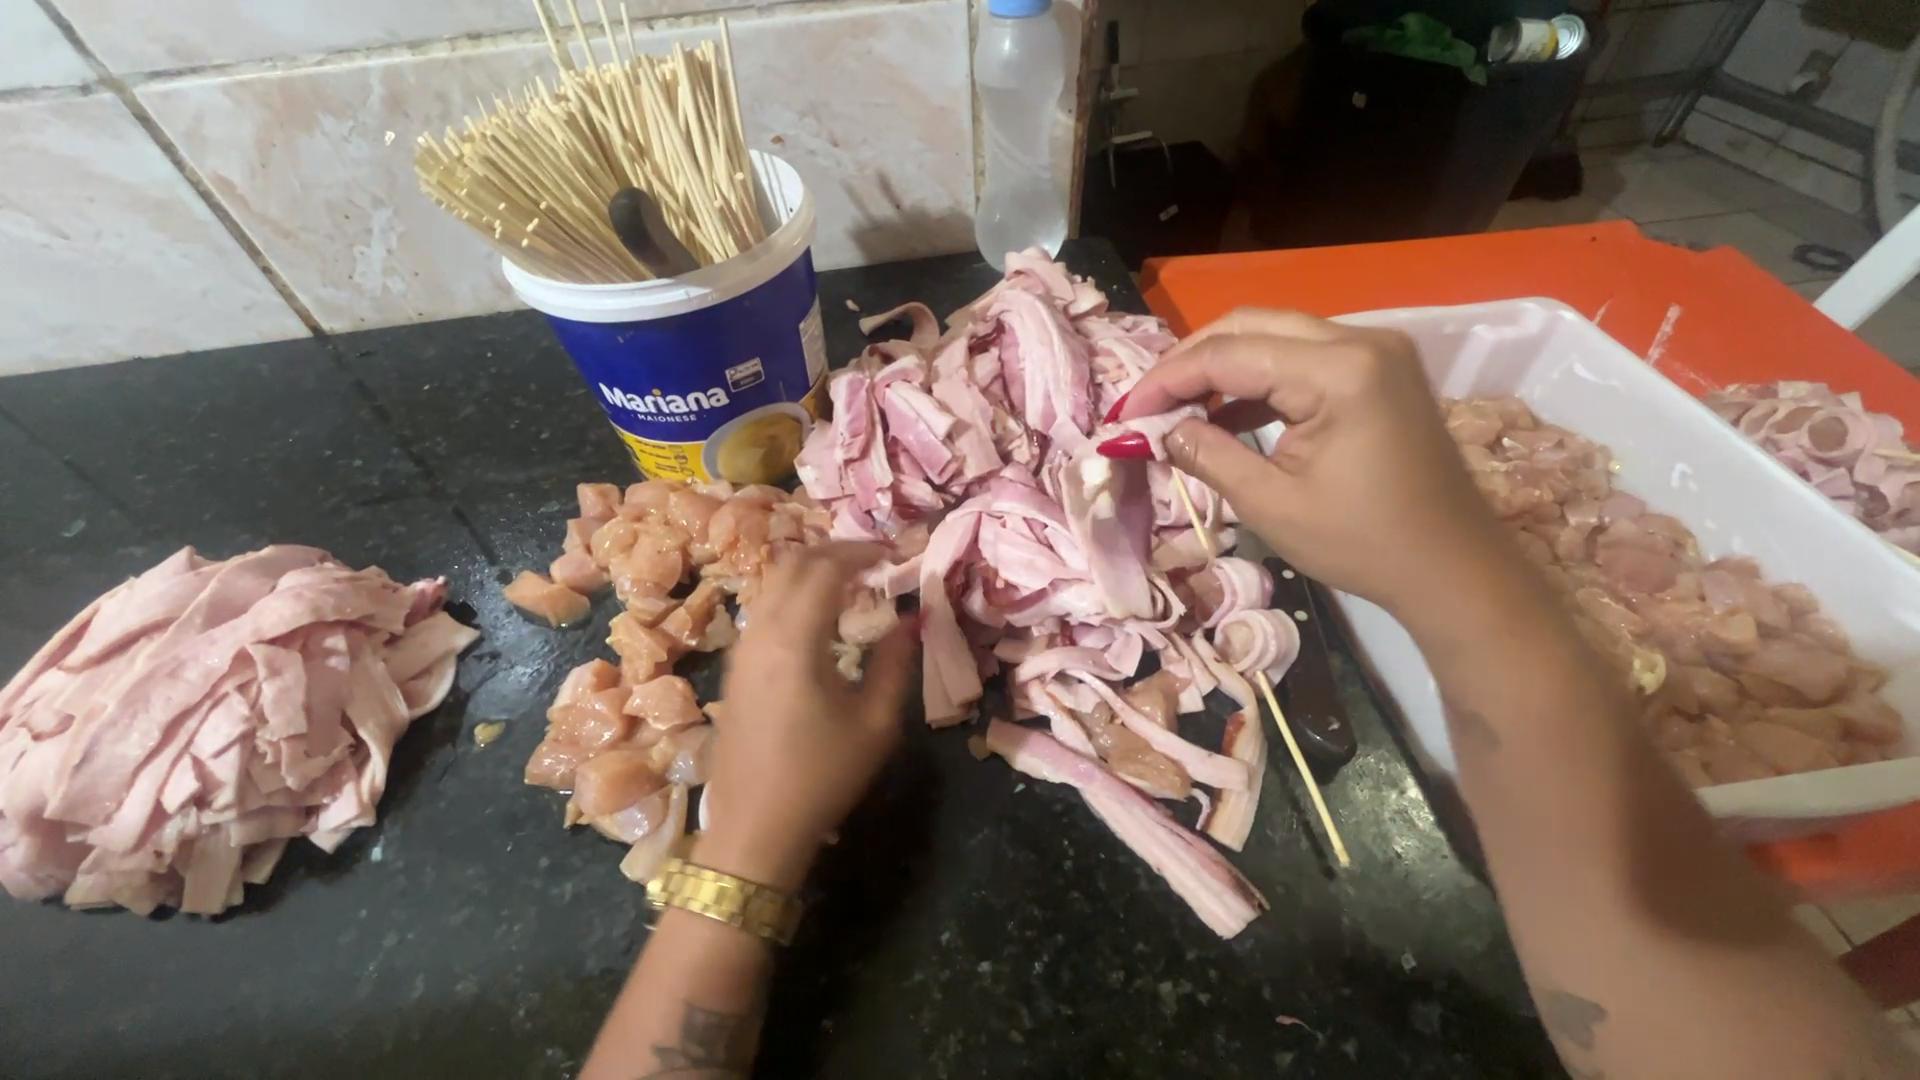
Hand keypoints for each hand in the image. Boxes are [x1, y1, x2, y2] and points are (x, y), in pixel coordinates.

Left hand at [697, 543, 913, 889]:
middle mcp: (761, 632)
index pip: (827, 568)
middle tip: (875, 560)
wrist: (754, 829)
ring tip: (854, 583)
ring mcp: (742, 648)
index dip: (863, 552)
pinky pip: (765, 607)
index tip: (895, 556)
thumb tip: (913, 618)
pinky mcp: (736, 667)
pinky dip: (795, 594)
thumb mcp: (875, 722)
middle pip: (793, 563)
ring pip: (774, 582)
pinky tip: (822, 618)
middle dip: (836, 551)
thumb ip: (897, 662)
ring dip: (813, 570)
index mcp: (795, 640)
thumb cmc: (822, 777)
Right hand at [1119, 308, 1512, 616]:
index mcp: (1340, 371)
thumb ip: (1206, 454)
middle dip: (1188, 362)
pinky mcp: (1376, 370)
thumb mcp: (1270, 503)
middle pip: (1249, 325)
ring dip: (1219, 367)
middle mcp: (1361, 341)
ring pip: (1272, 335)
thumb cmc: (1363, 543)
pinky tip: (1222, 413)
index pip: (1228, 354)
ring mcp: (1374, 351)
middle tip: (1146, 405)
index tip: (1124, 414)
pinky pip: (1299, 357)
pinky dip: (1255, 380)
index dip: (1166, 381)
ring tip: (1174, 409)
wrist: (1452, 567)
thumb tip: (1153, 430)